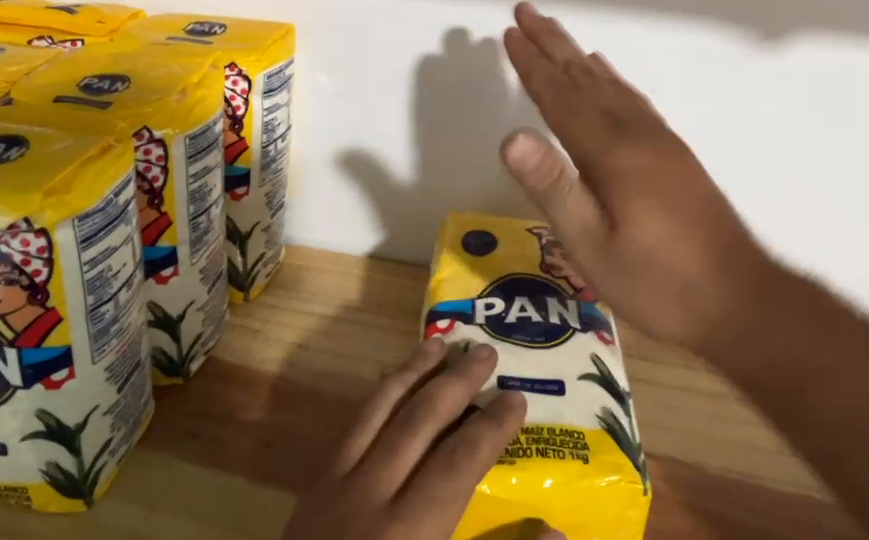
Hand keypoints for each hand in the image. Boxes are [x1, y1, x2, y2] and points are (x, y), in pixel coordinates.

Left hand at [282, 338, 528, 539]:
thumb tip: (558, 531)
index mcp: (410, 533)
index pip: (459, 461)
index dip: (492, 427)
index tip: (516, 398)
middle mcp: (370, 498)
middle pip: (418, 422)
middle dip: (455, 384)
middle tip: (484, 351)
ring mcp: (334, 490)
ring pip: (376, 412)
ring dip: (410, 375)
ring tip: (436, 346)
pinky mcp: (311, 492)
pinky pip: (349, 429)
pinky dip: (375, 399)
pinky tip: (389, 388)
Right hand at [500, 1, 768, 353]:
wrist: (743, 302)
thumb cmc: (659, 283)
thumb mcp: (592, 247)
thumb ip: (553, 188)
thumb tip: (510, 135)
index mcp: (612, 152)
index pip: (561, 96)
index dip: (531, 64)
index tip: (509, 32)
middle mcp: (636, 134)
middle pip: (585, 78)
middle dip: (552, 44)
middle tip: (525, 11)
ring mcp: (660, 141)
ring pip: (610, 85)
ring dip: (578, 56)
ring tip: (556, 33)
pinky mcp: (673, 155)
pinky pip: (632, 100)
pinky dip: (612, 79)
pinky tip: (606, 74)